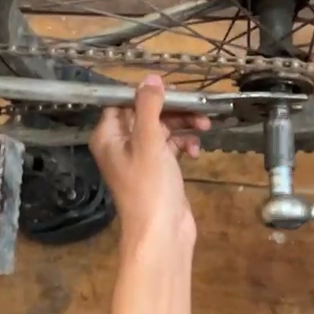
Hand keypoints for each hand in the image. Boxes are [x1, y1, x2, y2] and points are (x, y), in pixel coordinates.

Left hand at [89, 76, 209, 255]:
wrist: (162, 234)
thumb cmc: (149, 187)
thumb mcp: (149, 142)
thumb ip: (149, 107)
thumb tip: (151, 79)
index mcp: (109, 137)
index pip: (123, 103)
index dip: (146, 93)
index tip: (170, 87)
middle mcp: (121, 145)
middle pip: (146, 114)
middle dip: (172, 110)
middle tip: (196, 107)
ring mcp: (141, 158)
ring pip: (163, 129)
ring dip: (183, 125)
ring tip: (204, 126)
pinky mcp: (159, 170)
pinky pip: (172, 146)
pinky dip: (184, 144)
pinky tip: (195, 150)